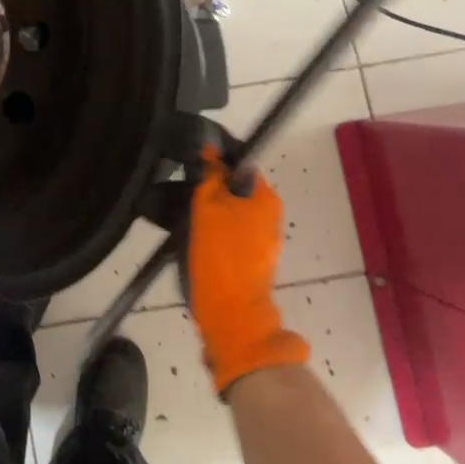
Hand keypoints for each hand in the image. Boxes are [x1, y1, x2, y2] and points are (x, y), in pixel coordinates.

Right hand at [187, 147, 309, 395]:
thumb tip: (213, 152)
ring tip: (193, 223)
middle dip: (217, 195)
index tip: (195, 173)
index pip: (242, 167)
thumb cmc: (220, 252)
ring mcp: (268, 242)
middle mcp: (274, 216)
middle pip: (240, 193)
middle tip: (190, 201)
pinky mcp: (258, 262)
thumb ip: (212, 177)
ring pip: (237, 215)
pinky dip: (222, 236)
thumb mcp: (208, 206)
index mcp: (267, 198)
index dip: (217, 167)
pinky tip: (203, 244)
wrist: (232, 311)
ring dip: (217, 216)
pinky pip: (237, 237)